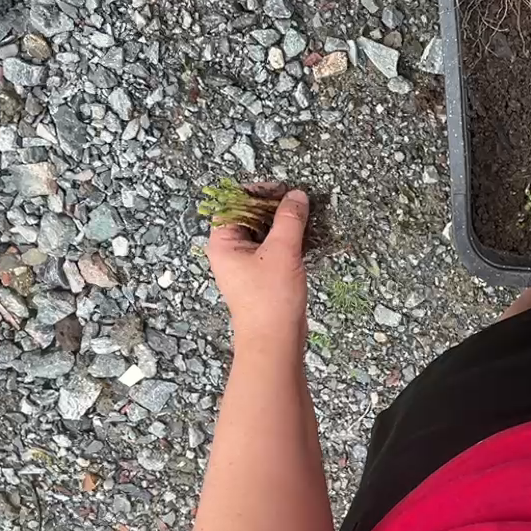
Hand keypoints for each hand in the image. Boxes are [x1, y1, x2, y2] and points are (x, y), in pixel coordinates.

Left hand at [207, 190, 308, 351]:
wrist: (275, 340)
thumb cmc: (269, 299)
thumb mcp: (282, 252)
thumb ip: (290, 219)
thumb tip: (297, 196)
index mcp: (223, 243)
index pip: (234, 204)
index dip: (256, 192)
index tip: (281, 189)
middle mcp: (231, 251)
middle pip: (250, 217)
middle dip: (274, 207)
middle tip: (297, 201)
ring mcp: (248, 264)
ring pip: (265, 233)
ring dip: (284, 224)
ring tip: (305, 216)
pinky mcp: (264, 275)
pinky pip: (274, 249)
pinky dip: (289, 240)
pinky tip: (307, 237)